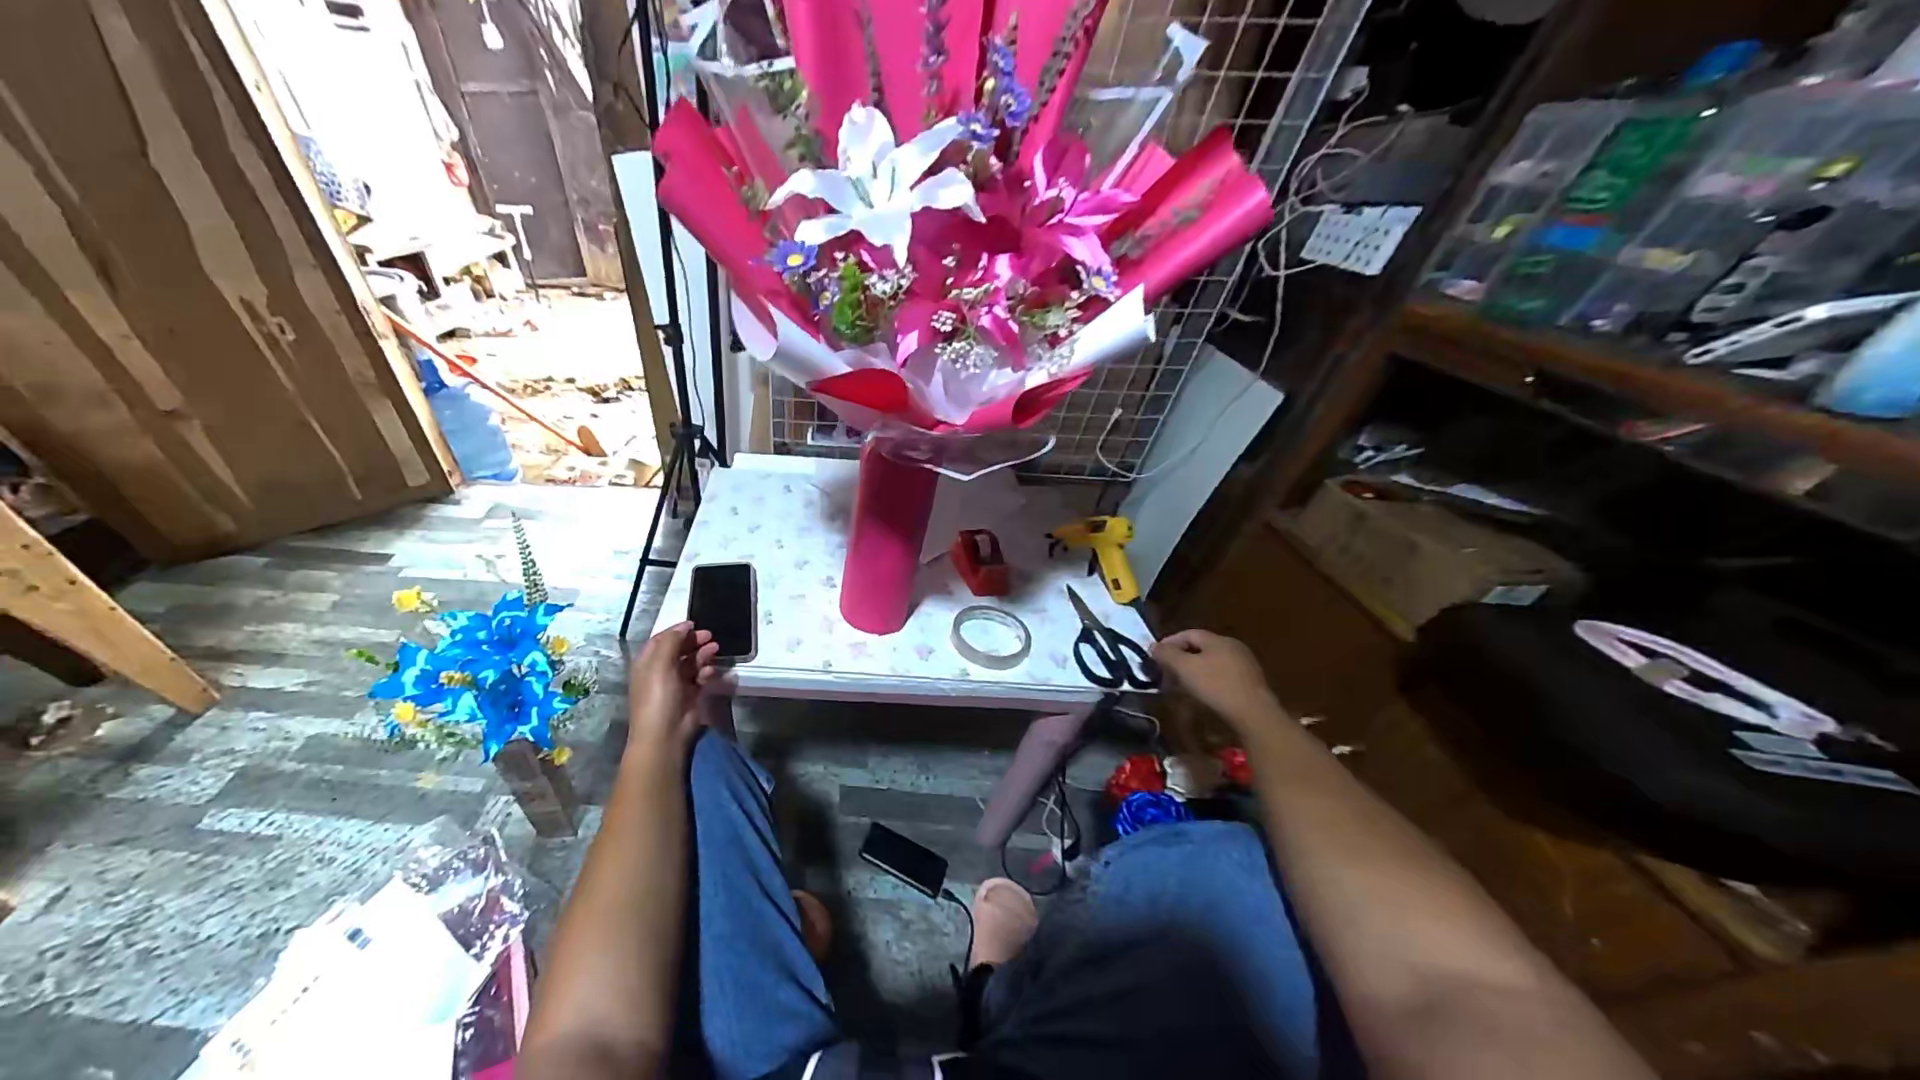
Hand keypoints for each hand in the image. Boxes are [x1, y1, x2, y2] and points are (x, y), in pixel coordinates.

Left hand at [626, 622, 719, 761]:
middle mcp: (660, 671)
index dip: (677, 631)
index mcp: (647, 663)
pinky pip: (699, 677)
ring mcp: (675, 684)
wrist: (666, 733)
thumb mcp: (660, 664)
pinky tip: (710, 673)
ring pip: (691, 662)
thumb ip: (671, 641)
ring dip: (702, 654)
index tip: (695, 624)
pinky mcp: (690, 695)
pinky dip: (706, 672)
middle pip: (678, 649)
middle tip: (710, 636)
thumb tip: (684, 627)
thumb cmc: (658, 696)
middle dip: (693, 641)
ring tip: (715, 649)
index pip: (661, 640)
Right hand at [1152, 629, 1284, 735]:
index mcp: (1218, 640)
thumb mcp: (1185, 668)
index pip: (1188, 634)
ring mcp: (1245, 665)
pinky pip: (1223, 676)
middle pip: (1201, 647)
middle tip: (1167, 671)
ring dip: (1195, 671)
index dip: (1169, 642)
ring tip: (1182, 685)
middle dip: (1181, 657)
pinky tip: (1203, 695)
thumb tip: (1153, 646)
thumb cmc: (1216, 687)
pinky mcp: (1251, 683)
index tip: (1154, 656)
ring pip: (1213, 662)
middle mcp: (1233, 647)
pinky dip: (1209, 681)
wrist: (1254, 715)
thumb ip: (1167, 654)